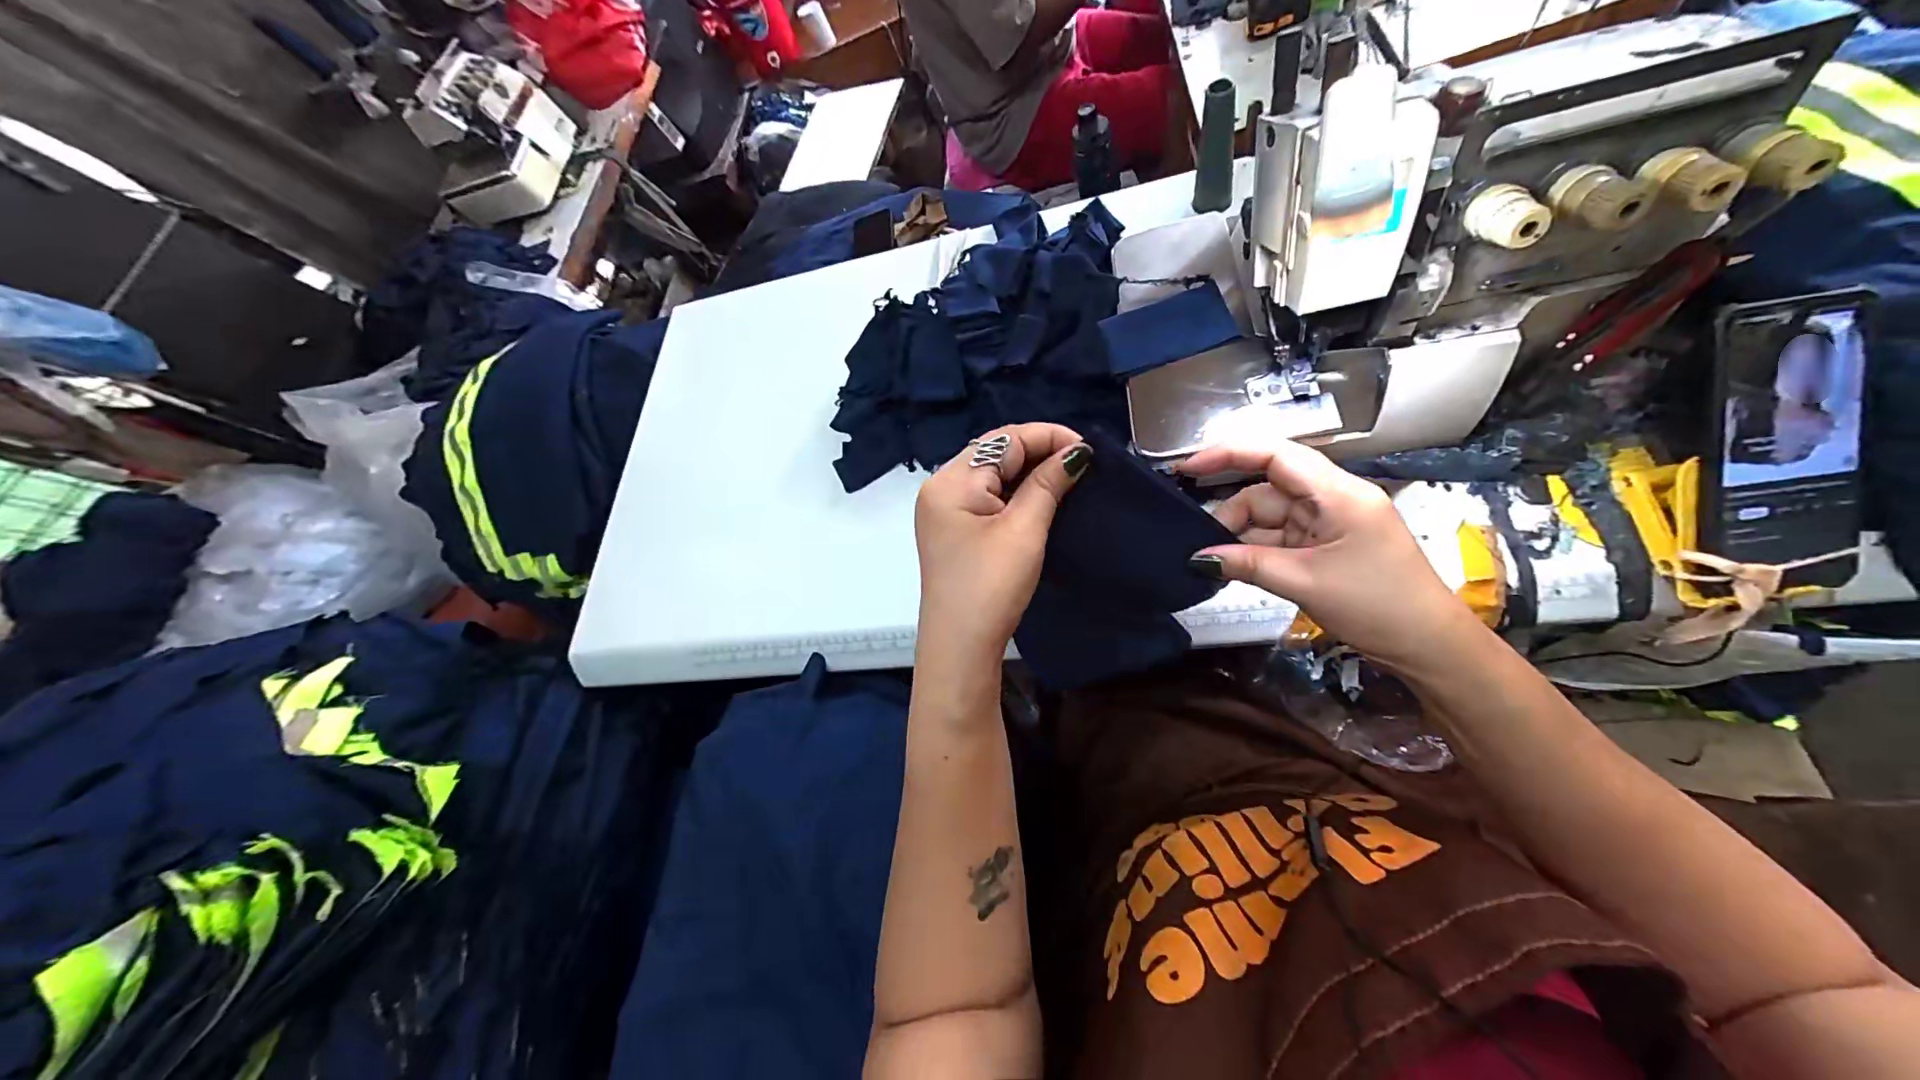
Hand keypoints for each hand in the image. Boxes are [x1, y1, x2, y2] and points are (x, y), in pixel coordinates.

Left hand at [915, 424, 1092, 663]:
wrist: (961, 646)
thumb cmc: (990, 587)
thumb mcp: (1023, 531)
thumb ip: (1047, 484)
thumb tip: (1076, 452)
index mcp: (950, 482)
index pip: (1003, 440)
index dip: (1047, 437)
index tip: (1088, 448)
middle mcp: (940, 487)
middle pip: (994, 451)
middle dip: (1039, 450)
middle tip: (1082, 462)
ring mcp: (944, 509)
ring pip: (992, 472)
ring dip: (1029, 470)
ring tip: (1068, 475)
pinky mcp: (954, 529)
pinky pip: (987, 495)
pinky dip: (1015, 491)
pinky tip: (1042, 495)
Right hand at [1178, 441, 1478, 669]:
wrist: (1428, 646)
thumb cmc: (1376, 605)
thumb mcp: (1304, 582)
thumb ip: (1247, 564)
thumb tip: (1197, 558)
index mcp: (1338, 493)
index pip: (1276, 455)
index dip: (1228, 454)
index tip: (1187, 467)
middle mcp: (1332, 499)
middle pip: (1267, 490)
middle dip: (1232, 515)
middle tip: (1200, 547)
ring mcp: (1329, 523)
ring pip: (1269, 517)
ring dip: (1241, 537)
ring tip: (1213, 563)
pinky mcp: (1325, 546)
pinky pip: (1279, 538)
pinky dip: (1255, 551)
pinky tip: (1233, 567)